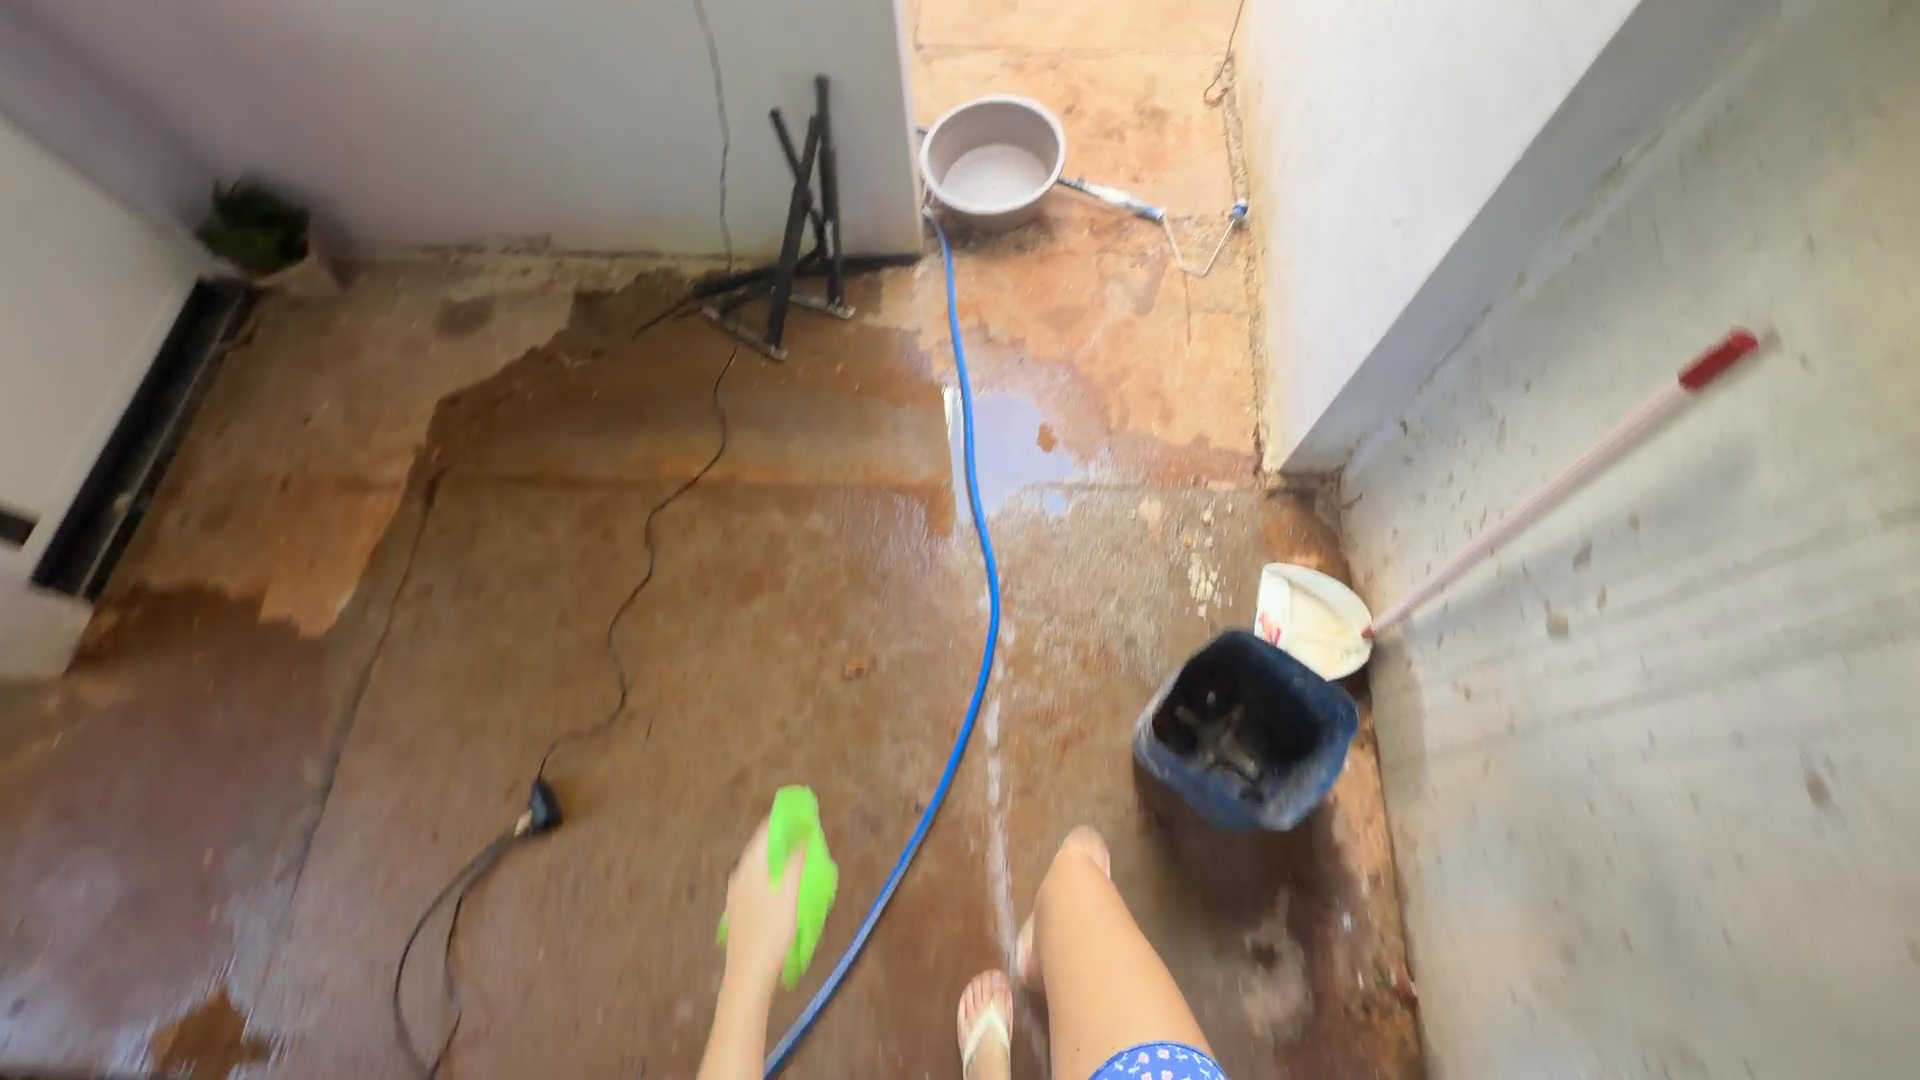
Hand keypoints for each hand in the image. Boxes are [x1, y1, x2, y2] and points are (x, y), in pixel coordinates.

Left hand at [721, 816, 805, 992]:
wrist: (748, 976)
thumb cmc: (771, 931)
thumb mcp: (790, 893)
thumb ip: (796, 861)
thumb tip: (803, 832)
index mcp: (749, 866)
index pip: (765, 831)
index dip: (784, 819)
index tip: (803, 814)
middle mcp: (739, 875)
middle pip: (762, 847)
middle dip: (784, 838)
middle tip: (807, 835)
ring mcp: (737, 894)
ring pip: (760, 865)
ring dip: (779, 857)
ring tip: (801, 857)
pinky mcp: (740, 910)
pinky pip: (758, 880)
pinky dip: (773, 874)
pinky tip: (786, 885)